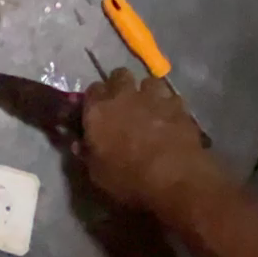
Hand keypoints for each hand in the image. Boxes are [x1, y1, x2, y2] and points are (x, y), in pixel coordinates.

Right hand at [83, 68, 223, 208]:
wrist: (175, 181)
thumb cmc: (130, 181)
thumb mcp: (99, 175)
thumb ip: (87, 154)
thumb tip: (79, 144)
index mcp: (98, 109)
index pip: (92, 90)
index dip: (95, 100)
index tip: (98, 112)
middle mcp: (123, 95)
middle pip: (119, 75)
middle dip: (120, 86)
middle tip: (124, 105)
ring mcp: (153, 97)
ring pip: (148, 82)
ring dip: (147, 93)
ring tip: (150, 109)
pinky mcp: (178, 106)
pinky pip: (172, 98)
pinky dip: (170, 107)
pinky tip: (171, 120)